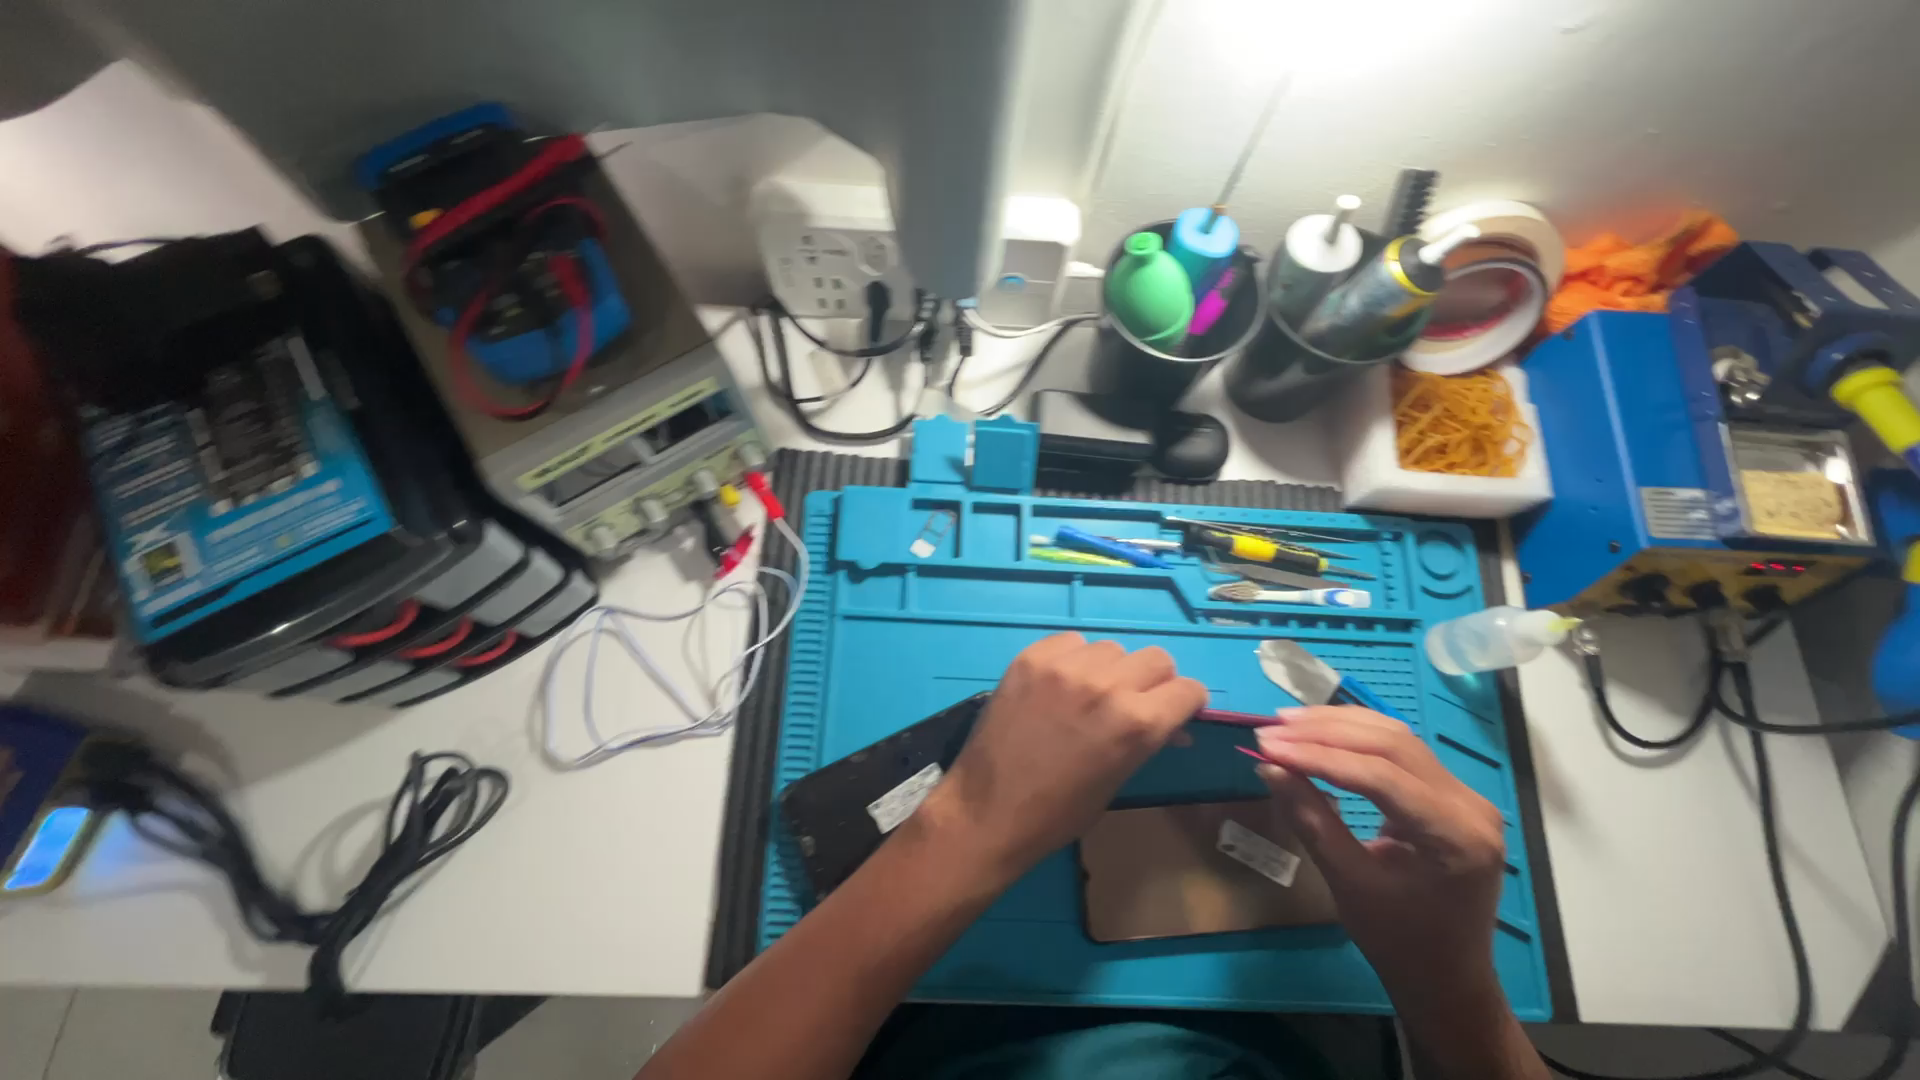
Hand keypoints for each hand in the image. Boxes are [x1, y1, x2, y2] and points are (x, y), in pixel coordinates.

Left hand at [918, 633, 1208, 880]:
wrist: (988, 810)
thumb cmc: (1059, 812)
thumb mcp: (1118, 779)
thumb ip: (1147, 740)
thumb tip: (1172, 725)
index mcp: (1137, 723)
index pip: (1188, 689)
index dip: (1186, 702)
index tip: (1174, 711)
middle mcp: (1107, 686)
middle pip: (1155, 658)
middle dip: (1154, 681)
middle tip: (1134, 702)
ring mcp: (1065, 668)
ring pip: (1112, 648)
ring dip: (1111, 668)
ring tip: (1089, 694)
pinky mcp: (1030, 658)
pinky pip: (1070, 642)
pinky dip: (1073, 658)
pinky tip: (1059, 684)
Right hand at [1252, 707, 1506, 997]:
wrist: (1446, 978)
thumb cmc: (1399, 941)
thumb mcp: (1348, 882)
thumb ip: (1311, 819)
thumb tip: (1268, 767)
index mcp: (1455, 835)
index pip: (1380, 775)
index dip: (1319, 756)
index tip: (1267, 745)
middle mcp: (1470, 805)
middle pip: (1392, 744)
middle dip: (1325, 732)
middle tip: (1271, 730)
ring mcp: (1465, 796)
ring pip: (1396, 738)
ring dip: (1338, 726)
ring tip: (1287, 722)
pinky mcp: (1450, 794)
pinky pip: (1401, 751)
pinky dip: (1355, 737)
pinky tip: (1320, 732)